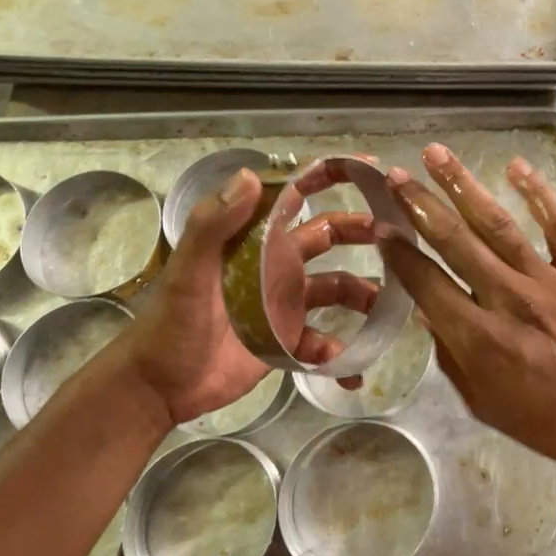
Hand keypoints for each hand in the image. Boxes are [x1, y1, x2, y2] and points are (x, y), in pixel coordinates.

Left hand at [114, 167, 378, 424]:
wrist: (156, 387)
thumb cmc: (169, 324)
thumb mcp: (187, 272)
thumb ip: (214, 224)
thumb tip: (252, 175)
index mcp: (256, 241)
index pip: (295, 195)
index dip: (330, 175)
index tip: (371, 168)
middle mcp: (278, 265)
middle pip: (331, 236)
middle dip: (365, 232)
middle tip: (400, 237)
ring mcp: (285, 304)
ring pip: (340, 290)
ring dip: (366, 296)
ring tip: (391, 308)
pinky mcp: (288, 342)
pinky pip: (326, 345)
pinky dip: (343, 358)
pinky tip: (356, 374)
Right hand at [376, 144, 555, 483]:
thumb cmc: (543, 421)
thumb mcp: (481, 400)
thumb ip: (451, 353)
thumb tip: (428, 309)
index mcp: (478, 337)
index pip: (426, 282)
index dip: (398, 253)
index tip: (379, 226)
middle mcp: (508, 300)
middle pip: (455, 241)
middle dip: (420, 205)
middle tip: (394, 176)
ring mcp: (548, 283)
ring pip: (498, 224)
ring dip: (464, 186)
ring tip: (437, 156)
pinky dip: (540, 195)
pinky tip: (516, 167)